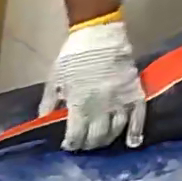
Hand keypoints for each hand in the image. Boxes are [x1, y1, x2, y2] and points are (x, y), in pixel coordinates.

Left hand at [40, 19, 146, 150]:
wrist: (99, 34)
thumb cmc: (72, 58)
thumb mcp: (54, 82)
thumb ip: (48, 105)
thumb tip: (42, 124)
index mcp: (79, 105)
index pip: (75, 135)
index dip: (71, 144)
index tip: (67, 146)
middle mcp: (100, 106)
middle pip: (96, 136)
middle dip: (87, 145)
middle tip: (83, 145)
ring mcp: (120, 98)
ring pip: (115, 129)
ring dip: (106, 140)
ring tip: (99, 142)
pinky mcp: (134, 90)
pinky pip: (139, 114)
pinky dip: (136, 131)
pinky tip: (133, 143)